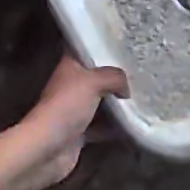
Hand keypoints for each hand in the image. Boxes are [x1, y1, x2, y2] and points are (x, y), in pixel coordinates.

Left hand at [16, 54, 128, 189]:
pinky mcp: (79, 132)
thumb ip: (115, 77)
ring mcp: (74, 109)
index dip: (99, 43)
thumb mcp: (94, 81)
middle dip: (115, 76)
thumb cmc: (67, 105)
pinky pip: (102, 125)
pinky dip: (115, 126)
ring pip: (100, 101)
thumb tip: (126, 89)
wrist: (47, 147)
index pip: (83, 48)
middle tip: (139, 71)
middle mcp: (71, 85)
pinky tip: (134, 123)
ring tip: (142, 96)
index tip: (121, 41)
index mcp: (69, 67)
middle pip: (96, 76)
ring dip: (117, 102)